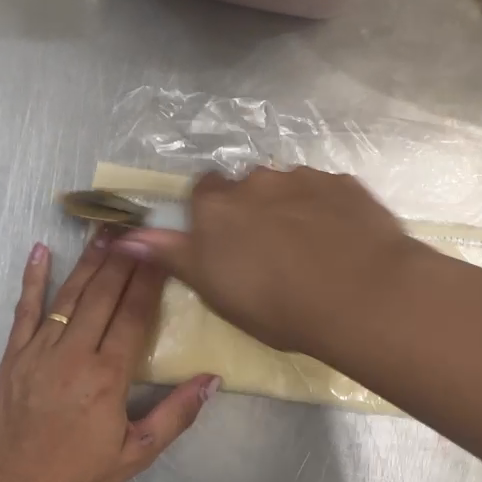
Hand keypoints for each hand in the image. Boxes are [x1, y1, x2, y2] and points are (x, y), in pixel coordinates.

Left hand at [0, 234, 218, 481]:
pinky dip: (32, 280)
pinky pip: (24, 311)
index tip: (161, 252)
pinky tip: (39, 251)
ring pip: (67, 296)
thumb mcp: (139, 452)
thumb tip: (212, 379)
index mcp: (107, 376)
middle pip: (102, 296)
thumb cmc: (82, 472)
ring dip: (87, 261)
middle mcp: (73, 355)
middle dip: (122, 259)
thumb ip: (177, 414)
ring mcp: (39, 351)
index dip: (148, 280)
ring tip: (104, 231)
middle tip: (135, 227)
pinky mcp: (14, 356)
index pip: (132, 315)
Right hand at [115, 167, 433, 356]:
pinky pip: (325, 194)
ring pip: (286, 188)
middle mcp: (256, 180)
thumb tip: (124, 236)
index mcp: (217, 206)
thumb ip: (170, 255)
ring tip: (304, 252)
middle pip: (245, 187)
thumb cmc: (272, 303)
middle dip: (250, 210)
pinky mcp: (346, 185)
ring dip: (288, 210)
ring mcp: (305, 178)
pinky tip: (335, 245)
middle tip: (262, 254)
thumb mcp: (210, 288)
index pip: (202, 191)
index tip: (220, 244)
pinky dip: (324, 212)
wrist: (358, 296)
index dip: (210, 215)